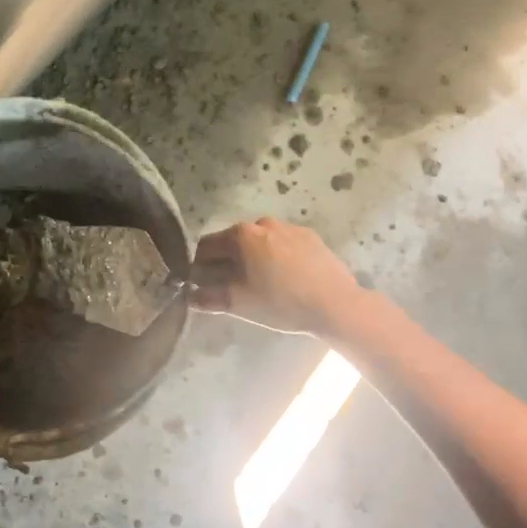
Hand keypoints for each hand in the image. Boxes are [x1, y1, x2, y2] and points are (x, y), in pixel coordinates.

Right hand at [189, 217, 364, 335]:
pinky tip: (285, 279)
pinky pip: (283, 245)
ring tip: (261, 284)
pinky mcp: (311, 238)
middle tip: (230, 287)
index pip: (207, 246)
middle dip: (227, 261)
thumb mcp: (240, 303)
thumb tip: (189, 296)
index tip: (201, 283)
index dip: (199, 265)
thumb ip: (209, 298)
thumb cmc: (281, 302)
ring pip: (260, 242)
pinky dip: (277, 257)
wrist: (337, 304)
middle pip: (234, 242)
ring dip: (253, 258)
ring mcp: (290, 228)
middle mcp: (263, 223)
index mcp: (242, 234)